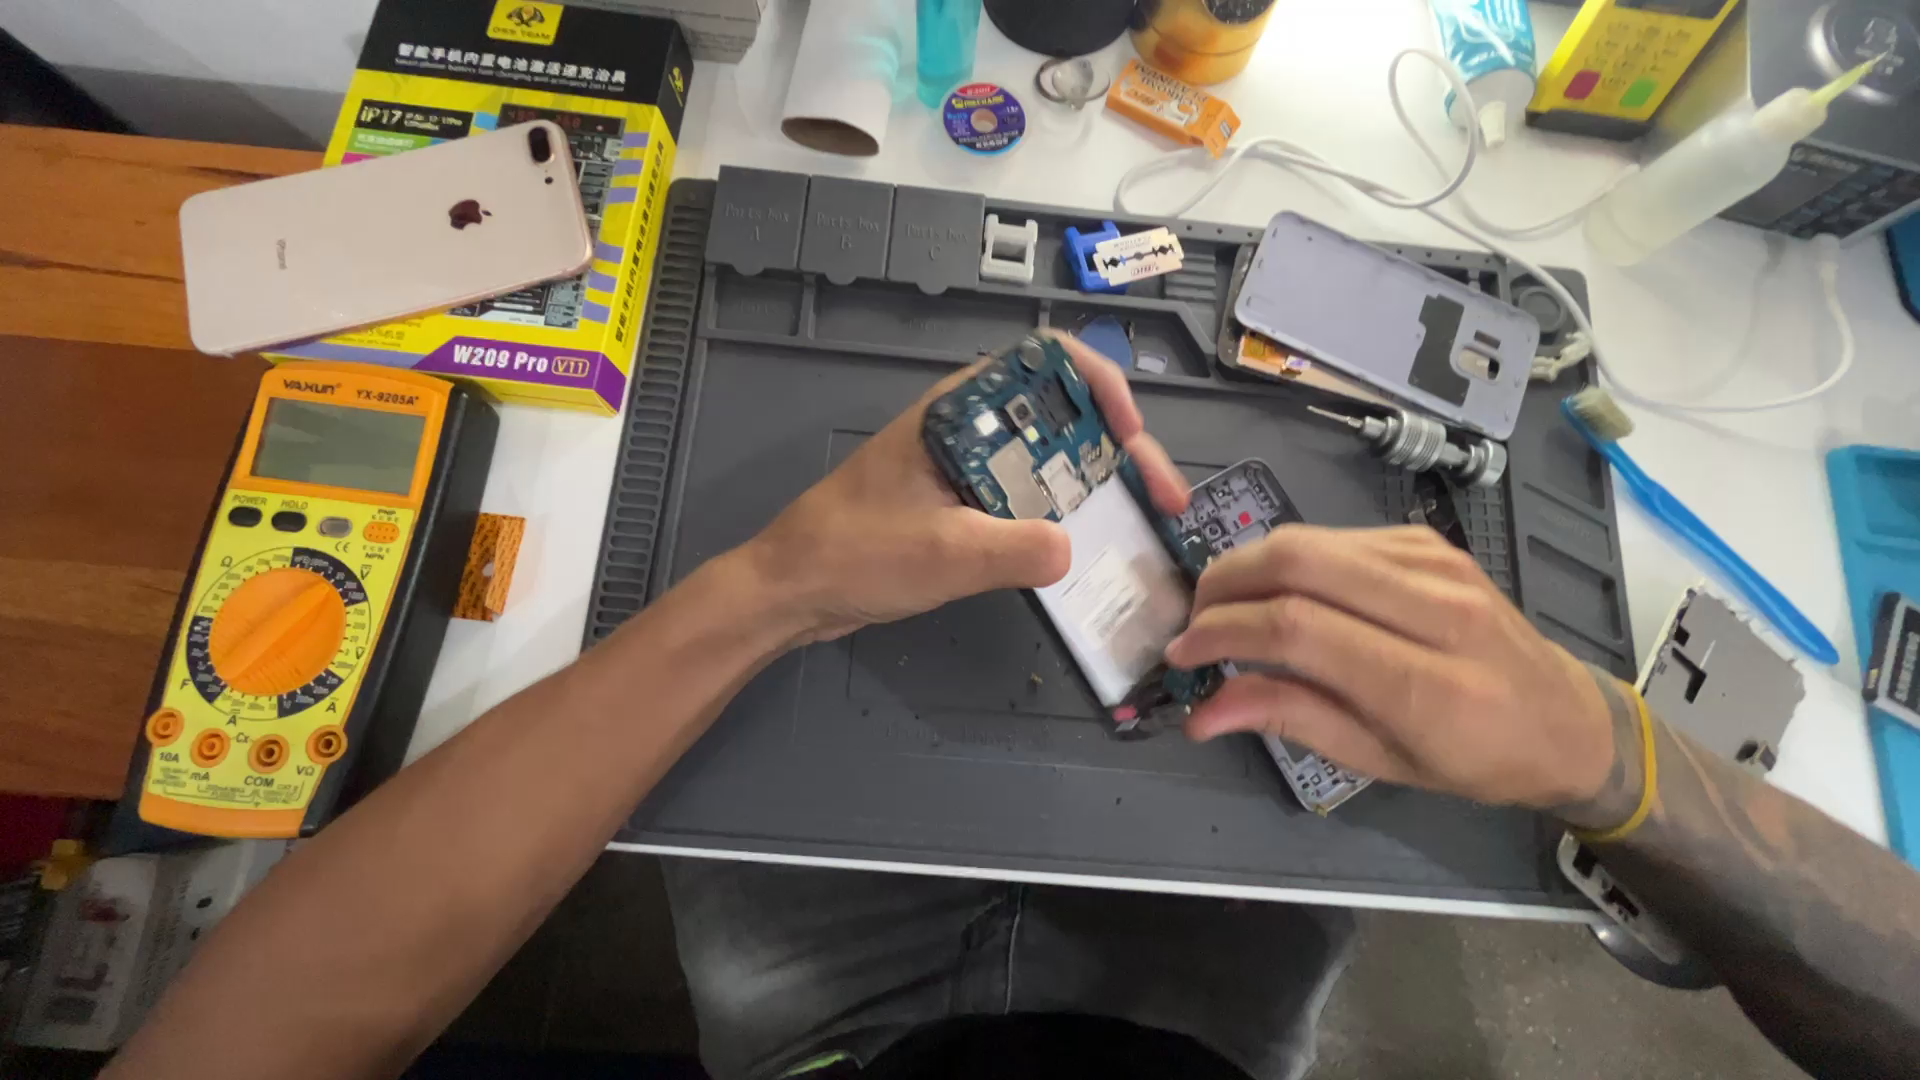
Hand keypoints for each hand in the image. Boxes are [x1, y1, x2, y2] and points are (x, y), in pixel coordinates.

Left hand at [746, 332, 1187, 644]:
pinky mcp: (963, 502)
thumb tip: (1072, 550)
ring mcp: (966, 465)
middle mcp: (970, 427)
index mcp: (960, 411)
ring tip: (1139, 519)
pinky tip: (1089, 543)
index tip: (1132, 435)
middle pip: (1063, 413)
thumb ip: (1015, 549)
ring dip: (1099, 483)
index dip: (1102, 385)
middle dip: (1118, 447)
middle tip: (1158, 495)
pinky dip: (1065, 513)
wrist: (793, 589)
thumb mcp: (942, 553)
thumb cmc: (855, 554)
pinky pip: (1028, 496)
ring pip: (1050, 457)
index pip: (1047, 362)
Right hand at [1164, 525, 1616, 810]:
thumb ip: (1287, 718)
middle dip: (1223, 582)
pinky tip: (1276, 590)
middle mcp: (1436, 608)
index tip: (1183, 652)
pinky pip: (1332, 536)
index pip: (1297, 628)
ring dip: (1246, 565)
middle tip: (1196, 618)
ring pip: (1308, 539)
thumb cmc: (1473, 759)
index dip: (1222, 632)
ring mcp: (1435, 562)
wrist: (1570, 721)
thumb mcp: (1377, 760)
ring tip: (1224, 604)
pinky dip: (1285, 559)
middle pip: (1297, 561)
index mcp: (1427, 683)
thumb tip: (1200, 711)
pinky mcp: (1428, 541)